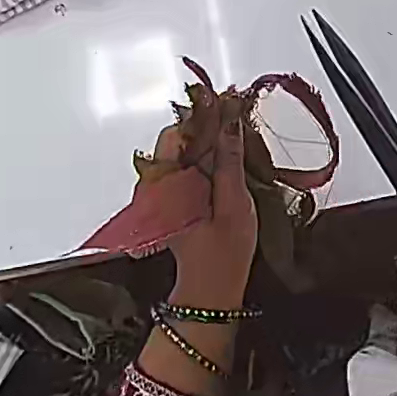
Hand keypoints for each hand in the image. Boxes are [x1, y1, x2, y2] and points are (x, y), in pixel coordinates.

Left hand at [150, 100, 256, 305]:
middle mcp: (158, 183)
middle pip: (179, 138)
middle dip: (208, 125)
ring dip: (209, 138)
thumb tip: (230, 123)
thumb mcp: (235, 205)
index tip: (230, 104)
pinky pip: (188, 165)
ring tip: (238, 133)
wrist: (210, 291)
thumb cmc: (225, 252)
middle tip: (238, 118)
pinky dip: (207, 155)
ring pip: (184, 150)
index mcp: (167, 184)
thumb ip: (230, 163)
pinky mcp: (173, 196)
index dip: (203, 116)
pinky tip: (229, 155)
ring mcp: (164, 189)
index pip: (178, 134)